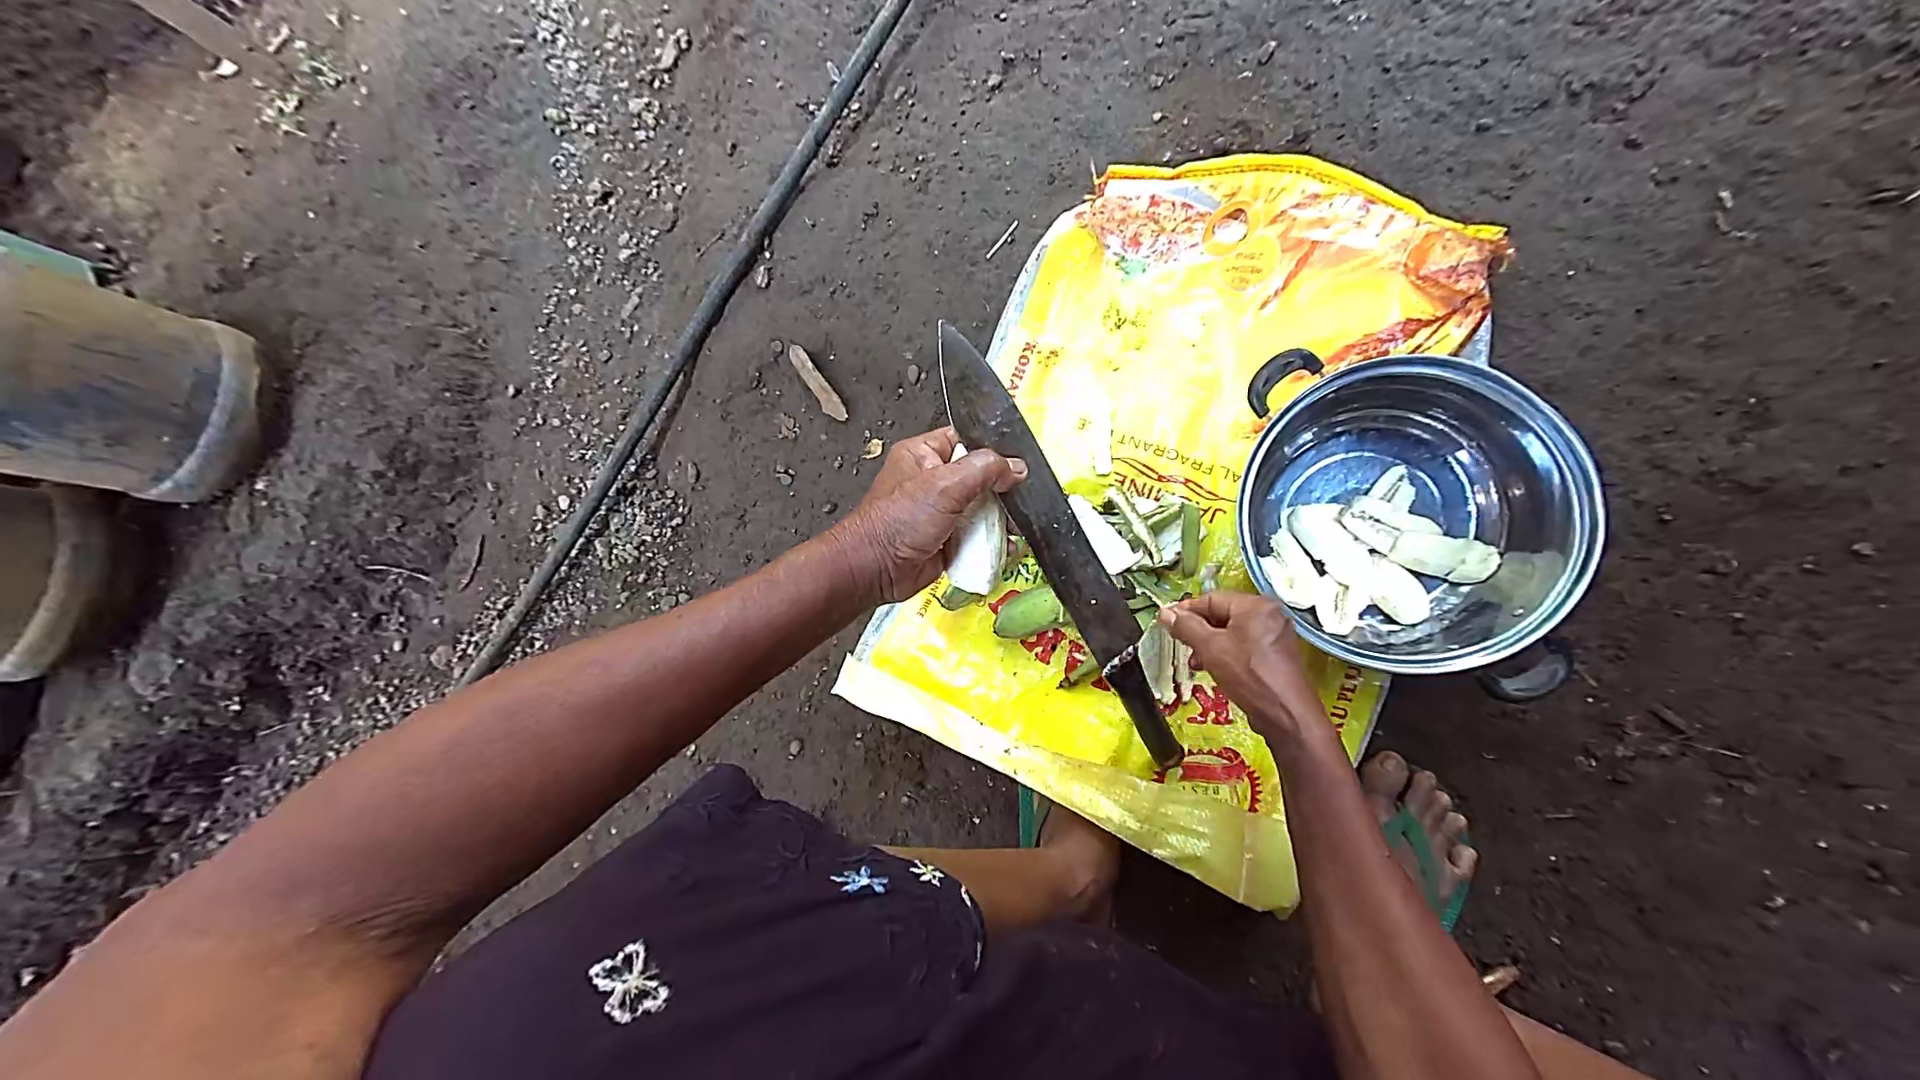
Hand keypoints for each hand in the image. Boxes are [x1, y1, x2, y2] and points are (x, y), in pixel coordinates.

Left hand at [830, 427, 1025, 603]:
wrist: (877, 569)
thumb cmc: (896, 522)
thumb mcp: (944, 484)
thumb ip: (984, 469)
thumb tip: (1016, 467)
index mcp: (924, 455)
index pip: (965, 440)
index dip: (990, 449)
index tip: (1014, 462)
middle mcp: (933, 481)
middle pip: (980, 478)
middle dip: (1001, 490)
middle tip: (1018, 499)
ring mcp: (942, 512)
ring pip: (983, 509)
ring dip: (1000, 520)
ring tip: (1015, 526)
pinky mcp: (949, 539)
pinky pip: (979, 536)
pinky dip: (993, 542)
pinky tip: (1008, 546)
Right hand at [1159, 592, 1337, 751]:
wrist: (1286, 715)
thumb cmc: (1249, 676)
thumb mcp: (1210, 648)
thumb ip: (1186, 627)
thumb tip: (1166, 613)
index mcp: (1256, 605)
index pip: (1211, 599)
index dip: (1186, 610)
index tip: (1167, 622)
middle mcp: (1269, 614)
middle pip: (1222, 614)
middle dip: (1198, 630)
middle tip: (1181, 644)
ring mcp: (1275, 634)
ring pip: (1232, 631)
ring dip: (1209, 644)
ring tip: (1196, 661)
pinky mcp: (1276, 654)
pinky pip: (1244, 644)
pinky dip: (1225, 652)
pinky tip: (1214, 667)